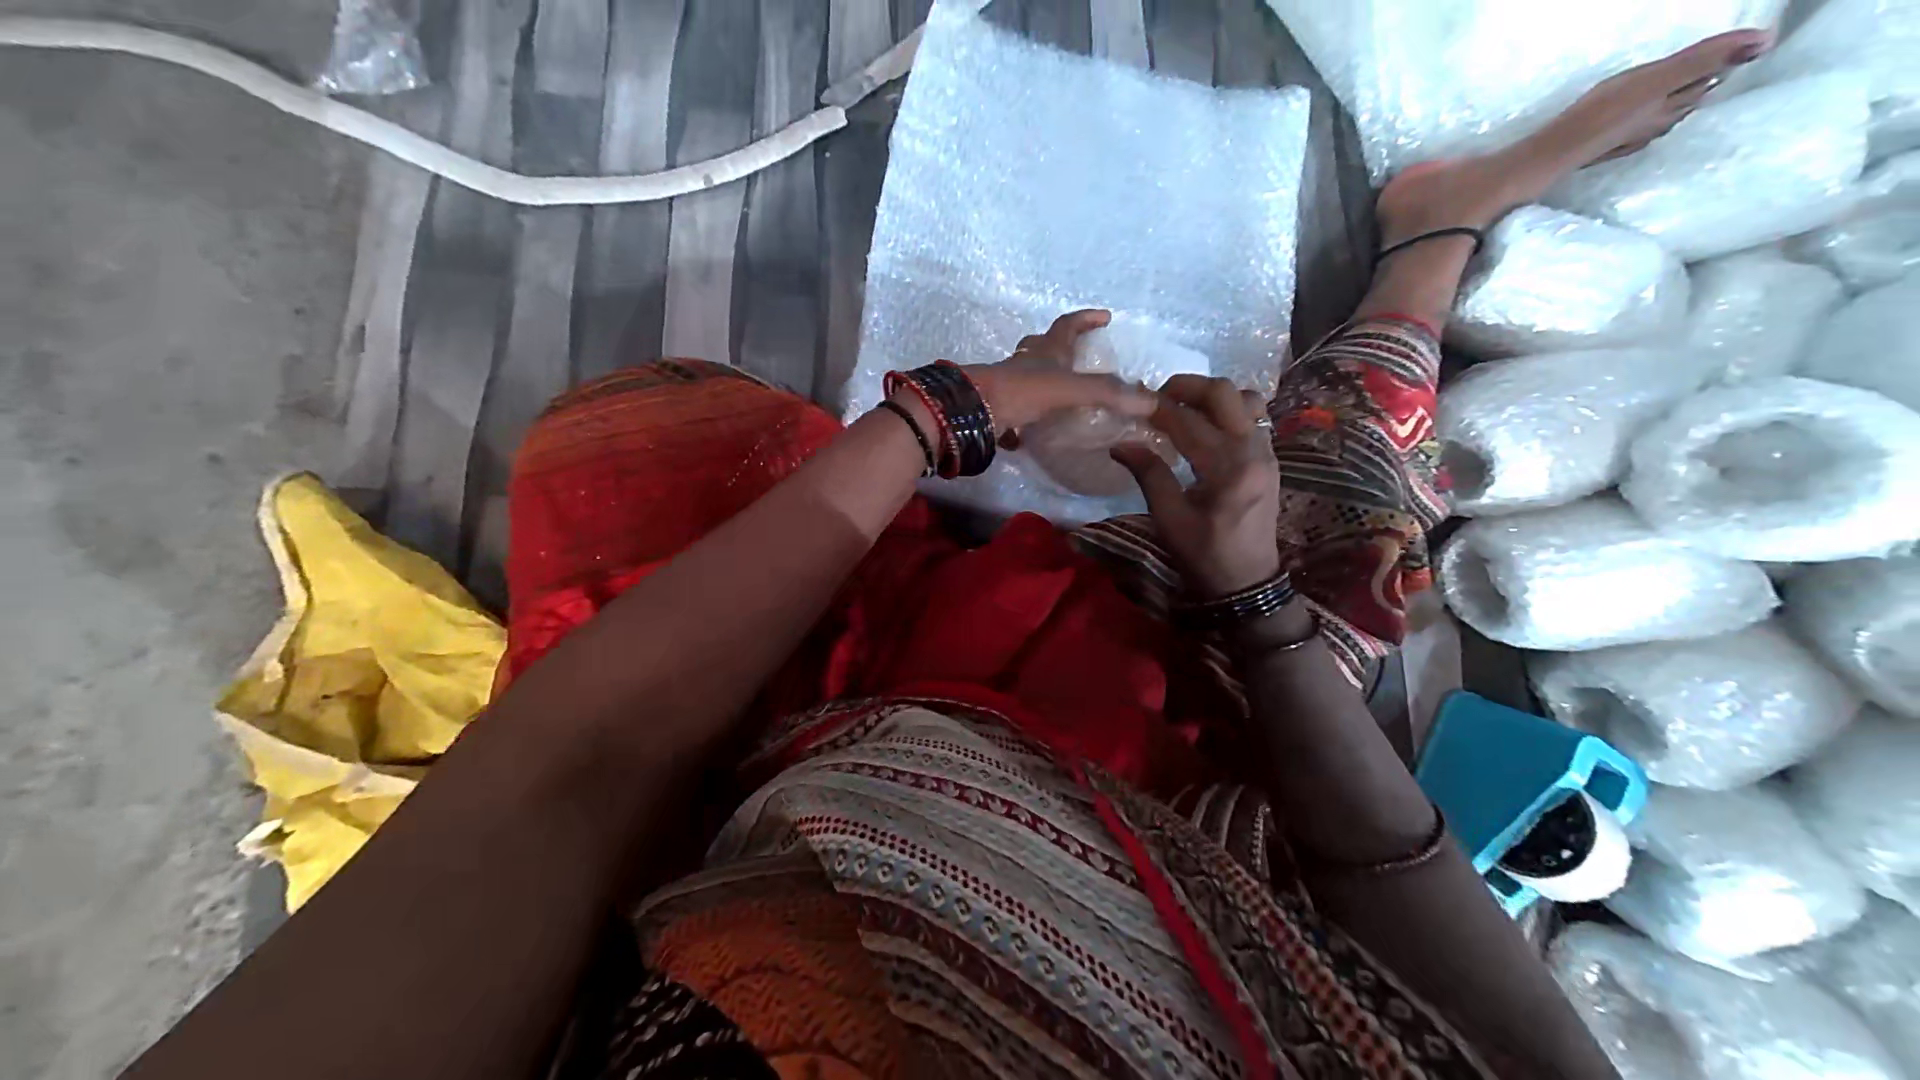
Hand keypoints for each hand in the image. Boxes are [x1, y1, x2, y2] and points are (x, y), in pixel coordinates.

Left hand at [961, 309, 1158, 435]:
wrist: (973, 411)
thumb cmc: (1021, 390)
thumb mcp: (1071, 388)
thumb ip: (1108, 393)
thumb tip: (1151, 402)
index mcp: (1045, 351)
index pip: (1068, 325)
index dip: (1086, 319)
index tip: (1104, 316)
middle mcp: (1025, 363)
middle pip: (1041, 346)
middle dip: (1059, 346)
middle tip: (1076, 354)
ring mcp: (1009, 385)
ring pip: (1026, 376)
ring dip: (1043, 381)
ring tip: (1060, 396)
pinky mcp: (998, 409)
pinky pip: (1015, 410)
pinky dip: (1025, 417)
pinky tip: (1032, 433)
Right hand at [1110, 375, 1280, 597]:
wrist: (1247, 581)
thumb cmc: (1203, 555)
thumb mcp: (1169, 519)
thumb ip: (1149, 474)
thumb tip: (1121, 443)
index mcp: (1227, 468)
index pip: (1187, 420)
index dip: (1155, 407)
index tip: (1131, 403)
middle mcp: (1253, 450)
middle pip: (1223, 393)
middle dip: (1186, 387)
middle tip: (1157, 399)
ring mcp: (1267, 451)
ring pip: (1244, 398)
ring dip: (1211, 396)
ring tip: (1183, 409)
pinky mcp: (1270, 457)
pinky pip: (1253, 416)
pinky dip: (1227, 410)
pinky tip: (1203, 427)